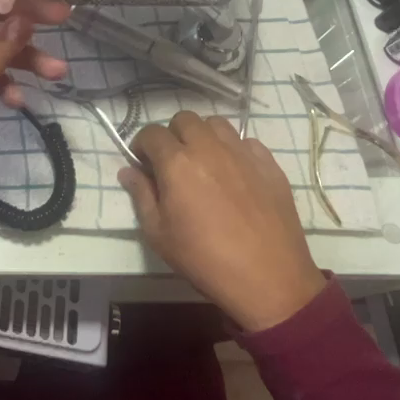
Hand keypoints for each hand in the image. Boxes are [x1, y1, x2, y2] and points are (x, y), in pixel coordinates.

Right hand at [122, 112, 325, 331]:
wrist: (268, 279)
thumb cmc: (204, 259)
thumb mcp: (159, 234)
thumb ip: (141, 196)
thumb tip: (129, 172)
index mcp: (177, 163)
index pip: (151, 133)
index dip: (141, 146)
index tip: (143, 165)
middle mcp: (209, 148)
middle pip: (185, 119)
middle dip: (172, 135)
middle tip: (172, 162)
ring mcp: (243, 154)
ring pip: (216, 124)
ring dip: (203, 136)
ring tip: (203, 162)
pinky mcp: (270, 165)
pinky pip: (247, 142)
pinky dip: (234, 149)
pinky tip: (234, 174)